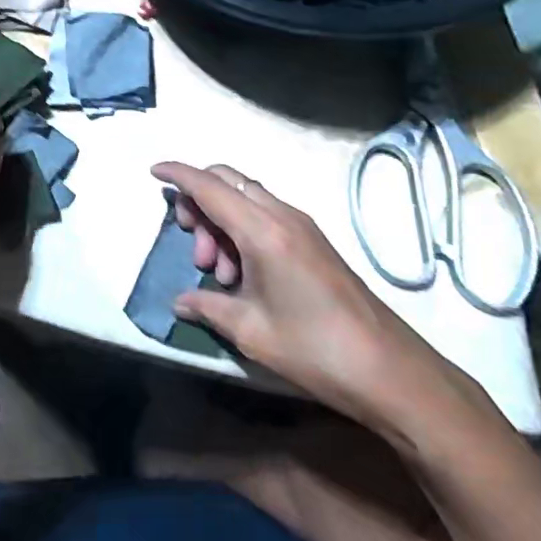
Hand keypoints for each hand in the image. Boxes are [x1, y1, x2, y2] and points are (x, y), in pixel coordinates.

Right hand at [158, 161, 445, 426]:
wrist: (386, 367)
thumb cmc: (313, 348)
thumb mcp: (250, 331)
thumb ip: (208, 306)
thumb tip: (180, 301)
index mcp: (262, 230)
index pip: (209, 186)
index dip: (178, 175)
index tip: (154, 172)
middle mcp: (282, 215)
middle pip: (228, 181)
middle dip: (199, 203)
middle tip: (195, 253)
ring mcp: (301, 225)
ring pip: (247, 198)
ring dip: (222, 222)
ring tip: (220, 275)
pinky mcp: (312, 239)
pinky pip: (266, 215)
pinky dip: (243, 230)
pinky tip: (243, 275)